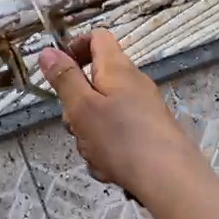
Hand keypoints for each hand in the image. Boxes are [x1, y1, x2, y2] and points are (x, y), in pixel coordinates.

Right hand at [38, 31, 205, 198]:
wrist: (170, 181)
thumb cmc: (122, 139)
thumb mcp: (82, 107)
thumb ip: (64, 78)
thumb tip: (48, 51)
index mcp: (117, 68)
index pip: (97, 37)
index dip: (74, 47)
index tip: (59, 71)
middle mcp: (133, 84)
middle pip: (94, 81)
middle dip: (76, 105)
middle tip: (75, 124)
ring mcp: (143, 109)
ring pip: (101, 112)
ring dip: (89, 133)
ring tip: (95, 153)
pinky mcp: (148, 133)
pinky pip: (116, 134)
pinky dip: (106, 149)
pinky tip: (108, 168)